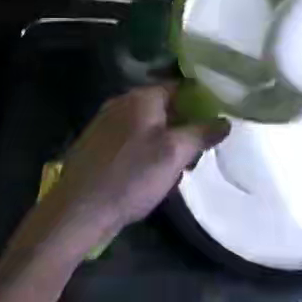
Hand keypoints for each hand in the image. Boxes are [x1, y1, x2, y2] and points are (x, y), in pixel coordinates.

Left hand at [18, 85, 228, 260]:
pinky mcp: (96, 147)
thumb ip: (203, 132)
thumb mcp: (176, 153)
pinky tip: (152, 175)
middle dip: (186, 125)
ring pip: (150, 126)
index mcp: (141, 98)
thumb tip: (225, 121)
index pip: (182, 87)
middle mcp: (121, 104)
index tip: (219, 118)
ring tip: (178, 167)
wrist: (75, 214)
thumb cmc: (131, 177)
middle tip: (200, 148)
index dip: (204, 101)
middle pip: (166, 107)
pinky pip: (133, 141)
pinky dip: (147, 152)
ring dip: (167, 142)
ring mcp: (105, 125)